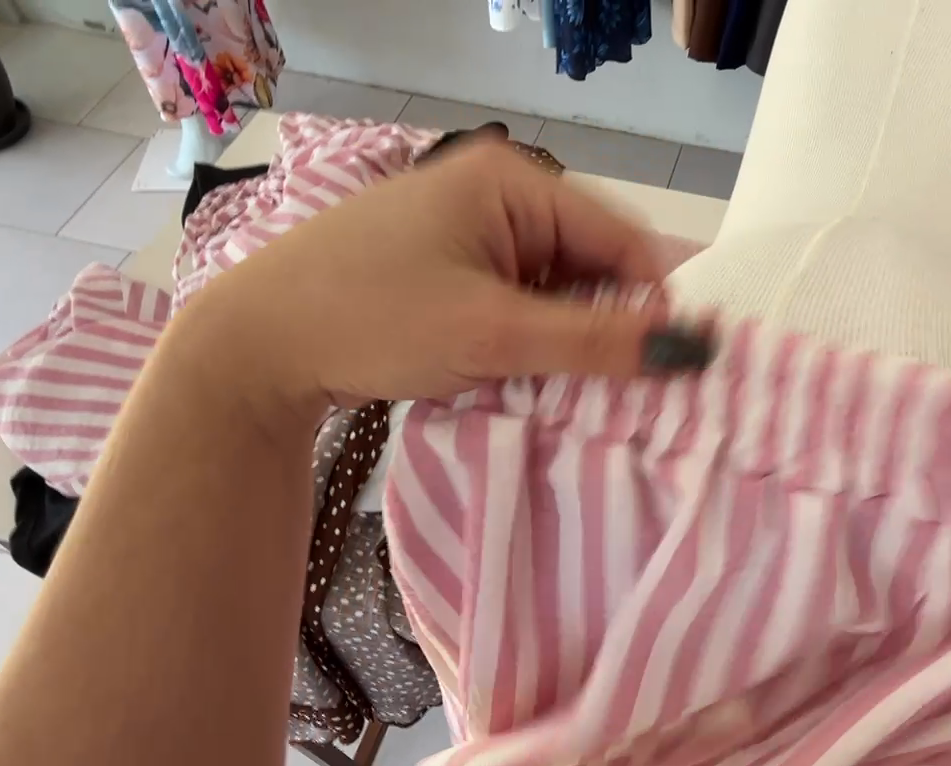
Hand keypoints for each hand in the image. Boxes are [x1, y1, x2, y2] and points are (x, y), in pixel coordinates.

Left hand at [167, 138, 687, 421]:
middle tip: (633, 396)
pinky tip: (540, 383)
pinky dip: (537, 349)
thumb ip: (596, 340)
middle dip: (612, 329)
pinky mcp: (453, 277)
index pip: (620, 240)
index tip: (677, 371)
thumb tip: (692, 348)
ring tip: (586, 396)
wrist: (259, 347)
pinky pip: (521, 310)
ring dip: (574, 346)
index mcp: (513, 183)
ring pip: (557, 295)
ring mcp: (472, 238)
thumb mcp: (495, 334)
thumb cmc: (375, 319)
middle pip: (590, 266)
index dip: (654, 304)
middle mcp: (498, 199)